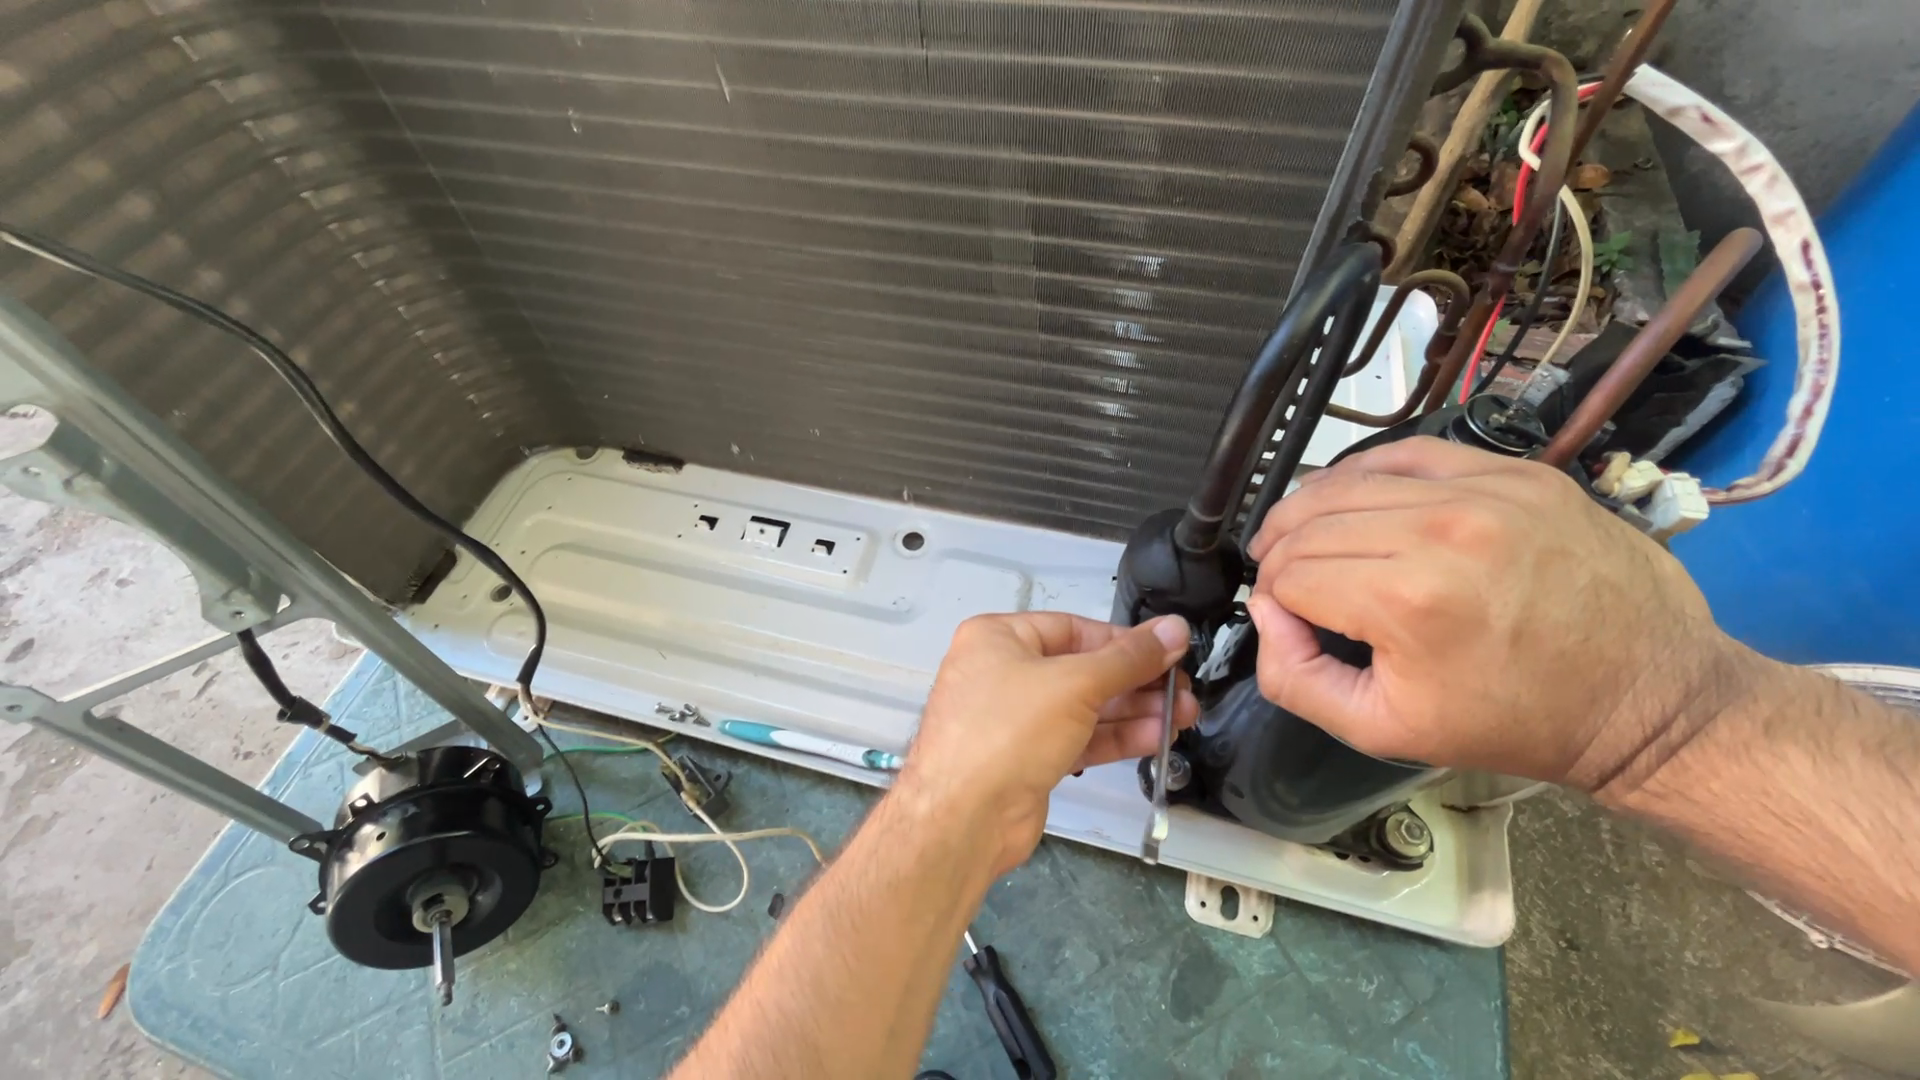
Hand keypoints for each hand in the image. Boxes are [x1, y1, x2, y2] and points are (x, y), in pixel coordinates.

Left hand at [901, 613, 1196, 875]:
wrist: (963, 817)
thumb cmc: (1009, 730)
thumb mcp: (1075, 684)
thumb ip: (1129, 658)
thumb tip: (1175, 628)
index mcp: (997, 637)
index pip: (1072, 628)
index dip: (1122, 641)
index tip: (1168, 651)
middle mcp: (1002, 672)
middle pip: (1082, 669)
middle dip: (1136, 681)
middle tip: (1184, 691)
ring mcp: (1014, 719)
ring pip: (1084, 707)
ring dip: (1133, 711)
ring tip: (1182, 716)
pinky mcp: (1027, 758)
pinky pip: (1077, 738)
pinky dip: (1114, 737)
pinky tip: (1156, 738)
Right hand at [1243, 437, 1751, 794]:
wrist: (1648, 699)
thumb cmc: (1510, 723)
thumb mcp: (1380, 730)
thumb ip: (1294, 677)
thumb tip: (1266, 612)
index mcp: (1404, 601)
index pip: (1289, 574)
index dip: (1270, 599)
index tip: (1286, 620)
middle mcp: (1438, 530)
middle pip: (1309, 522)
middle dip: (1279, 553)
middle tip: (1282, 580)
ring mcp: (1483, 490)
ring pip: (1347, 481)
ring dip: (1307, 510)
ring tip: (1299, 536)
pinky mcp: (1517, 472)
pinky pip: (1407, 453)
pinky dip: (1362, 473)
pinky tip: (1350, 496)